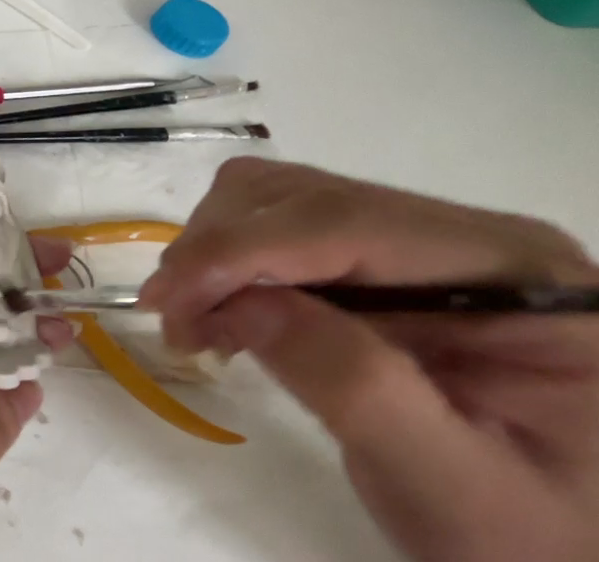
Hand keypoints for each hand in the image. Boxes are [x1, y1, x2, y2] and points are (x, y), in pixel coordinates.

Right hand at [140, 157, 598, 561]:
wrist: (568, 556)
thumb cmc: (533, 535)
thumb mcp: (457, 485)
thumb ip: (359, 387)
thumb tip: (246, 303)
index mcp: (515, 273)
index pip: (344, 223)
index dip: (238, 250)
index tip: (165, 302)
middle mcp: (465, 235)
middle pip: (297, 198)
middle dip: (216, 252)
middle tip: (177, 327)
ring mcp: (420, 243)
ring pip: (272, 200)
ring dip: (211, 255)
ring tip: (197, 326)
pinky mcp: (378, 261)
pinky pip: (272, 228)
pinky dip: (225, 263)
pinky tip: (224, 317)